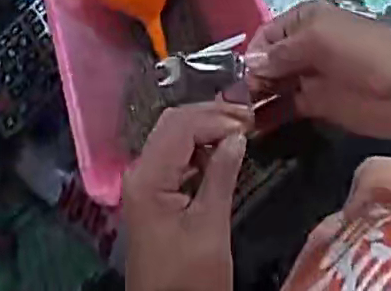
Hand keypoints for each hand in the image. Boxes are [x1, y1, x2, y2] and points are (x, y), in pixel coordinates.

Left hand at [124, 103, 251, 290]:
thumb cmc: (188, 282)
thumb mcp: (210, 229)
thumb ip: (221, 175)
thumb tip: (238, 135)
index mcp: (148, 176)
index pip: (182, 126)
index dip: (216, 118)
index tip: (250, 120)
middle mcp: (140, 171)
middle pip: (174, 124)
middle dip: (211, 115)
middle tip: (247, 118)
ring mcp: (144, 182)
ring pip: (174, 135)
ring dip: (205, 127)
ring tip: (239, 129)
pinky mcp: (152, 194)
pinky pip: (174, 155)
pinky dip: (198, 147)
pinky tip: (221, 150)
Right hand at [246, 3, 390, 139]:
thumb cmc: (362, 51)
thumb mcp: (318, 40)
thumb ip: (281, 52)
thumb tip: (248, 63)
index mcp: (303, 20)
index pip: (265, 35)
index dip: (249, 54)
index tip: (234, 79)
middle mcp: (302, 45)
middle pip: (266, 60)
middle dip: (248, 78)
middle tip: (230, 104)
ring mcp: (309, 76)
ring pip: (273, 84)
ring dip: (255, 97)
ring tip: (235, 118)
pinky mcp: (317, 104)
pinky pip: (286, 107)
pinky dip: (269, 114)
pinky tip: (252, 127)